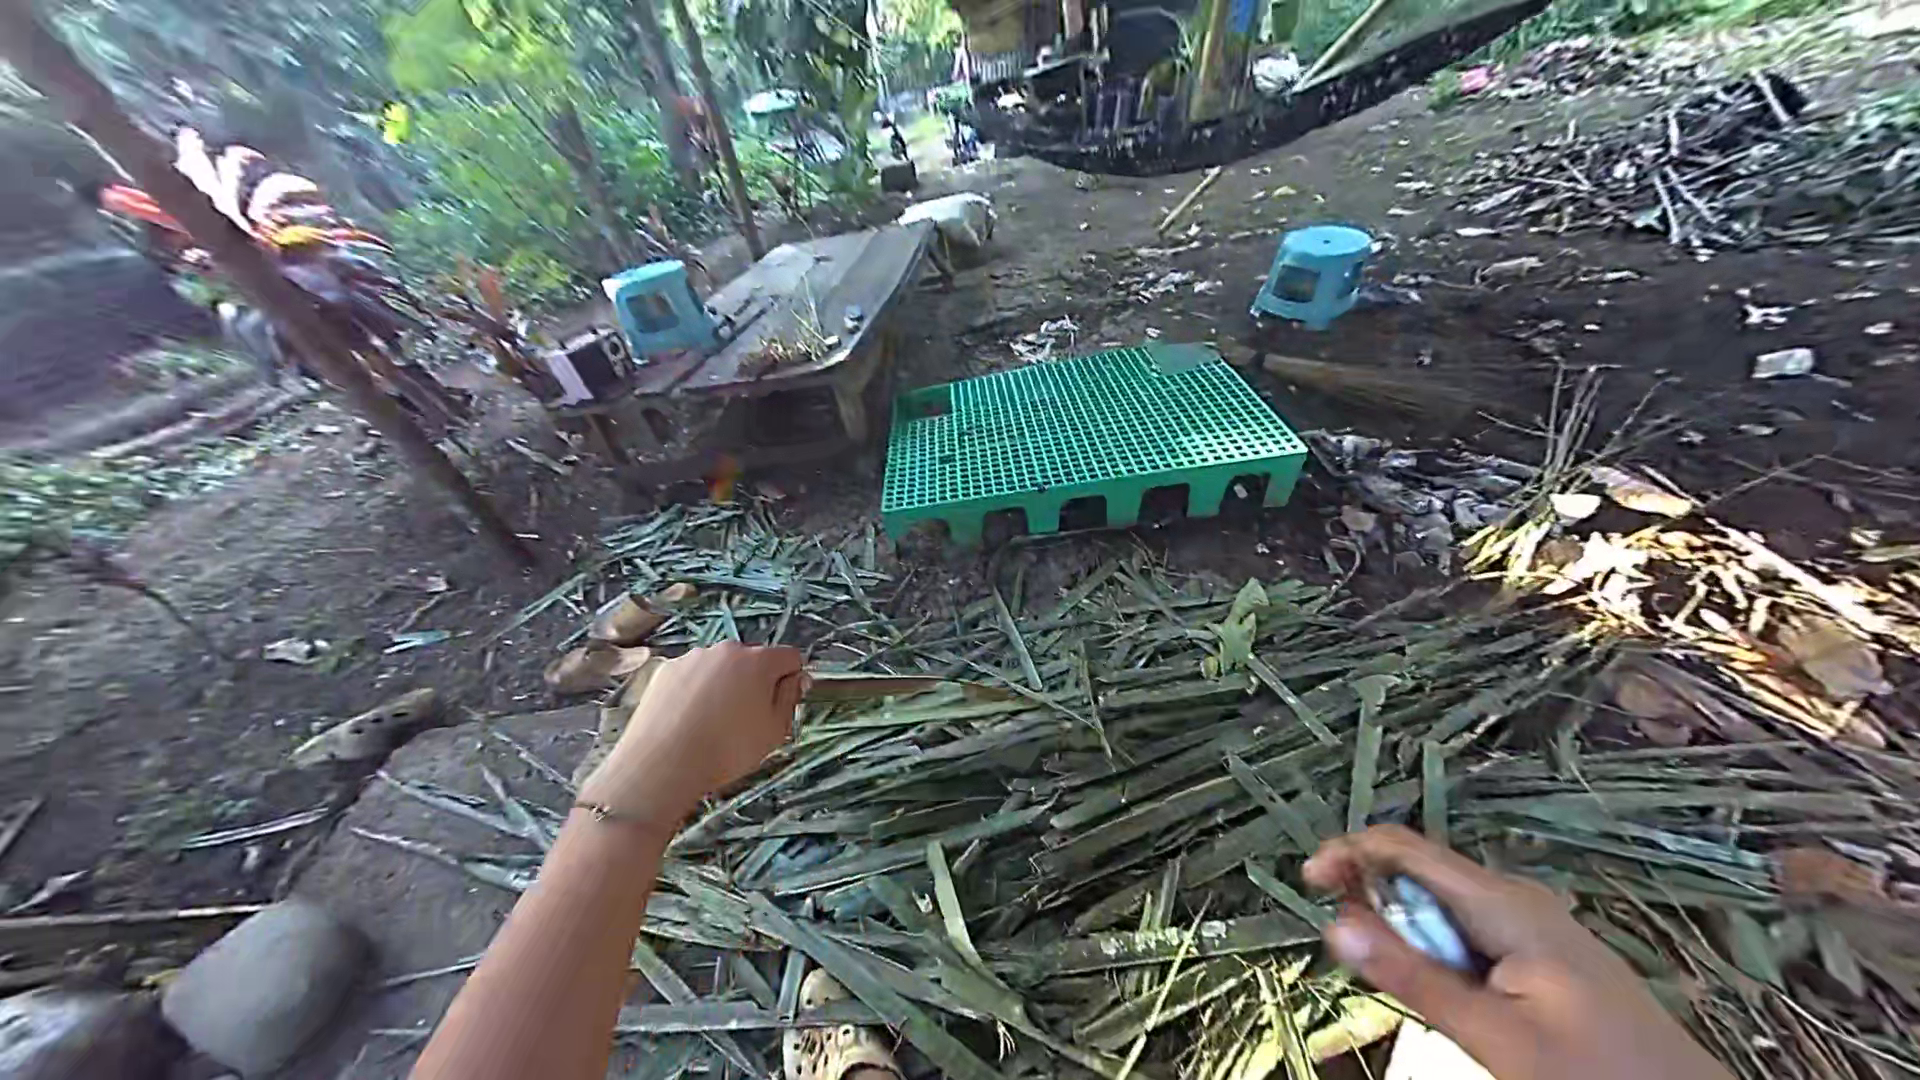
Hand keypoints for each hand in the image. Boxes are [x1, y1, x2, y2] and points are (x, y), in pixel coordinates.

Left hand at [578, 643, 804, 825]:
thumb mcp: (775, 731)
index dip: (790, 680)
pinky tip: (687, 718)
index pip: (790, 657)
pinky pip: (692, 674)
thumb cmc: (727, 750)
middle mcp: (728, 649)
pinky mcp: (666, 669)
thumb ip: (790, 698)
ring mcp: (694, 657)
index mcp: (760, 660)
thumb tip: (796, 678)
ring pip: (721, 666)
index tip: (780, 705)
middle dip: (755, 680)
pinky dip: (695, 689)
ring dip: (724, 683)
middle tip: (746, 717)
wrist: (660, 765)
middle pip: (754, 659)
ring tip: (711, 721)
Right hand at [1303, 826, 1732, 1079]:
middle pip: (1417, 870)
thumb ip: (1412, 977)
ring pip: (1439, 902)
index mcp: (1502, 901)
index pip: (1401, 845)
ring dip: (1401, 925)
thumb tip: (1332, 925)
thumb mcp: (1497, 1038)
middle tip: (1349, 940)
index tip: (1309, 882)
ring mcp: (1530, 922)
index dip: (1347, 851)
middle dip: (1371, 894)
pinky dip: (1433, 945)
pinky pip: (1465, 928)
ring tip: (1389, 970)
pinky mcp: (1539, 951)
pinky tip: (1439, 986)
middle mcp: (1513, 896)